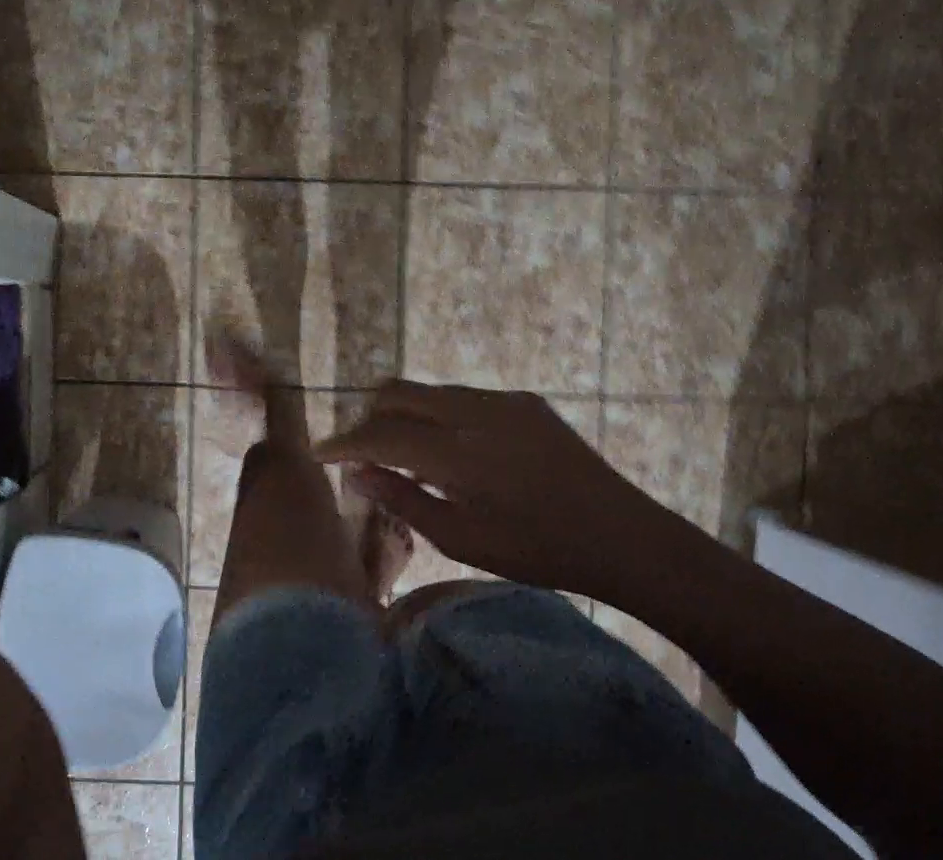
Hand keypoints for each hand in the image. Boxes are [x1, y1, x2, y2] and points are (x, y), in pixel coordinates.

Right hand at [313, 381, 682, 595]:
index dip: (345, 442)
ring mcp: (503, 401)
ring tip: (402, 456)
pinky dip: (438, 416)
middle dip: (369, 418)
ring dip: (404, 415)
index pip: (380, 434)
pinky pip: (463, 397)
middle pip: (398, 392)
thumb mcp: (462, 540)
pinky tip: (449, 452)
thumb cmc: (537, 552)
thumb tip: (356, 473)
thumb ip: (404, 500)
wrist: (623, 537)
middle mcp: (475, 411)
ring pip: (430, 391)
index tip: (319, 454)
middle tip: (359, 454)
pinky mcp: (525, 402)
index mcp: (457, 452)